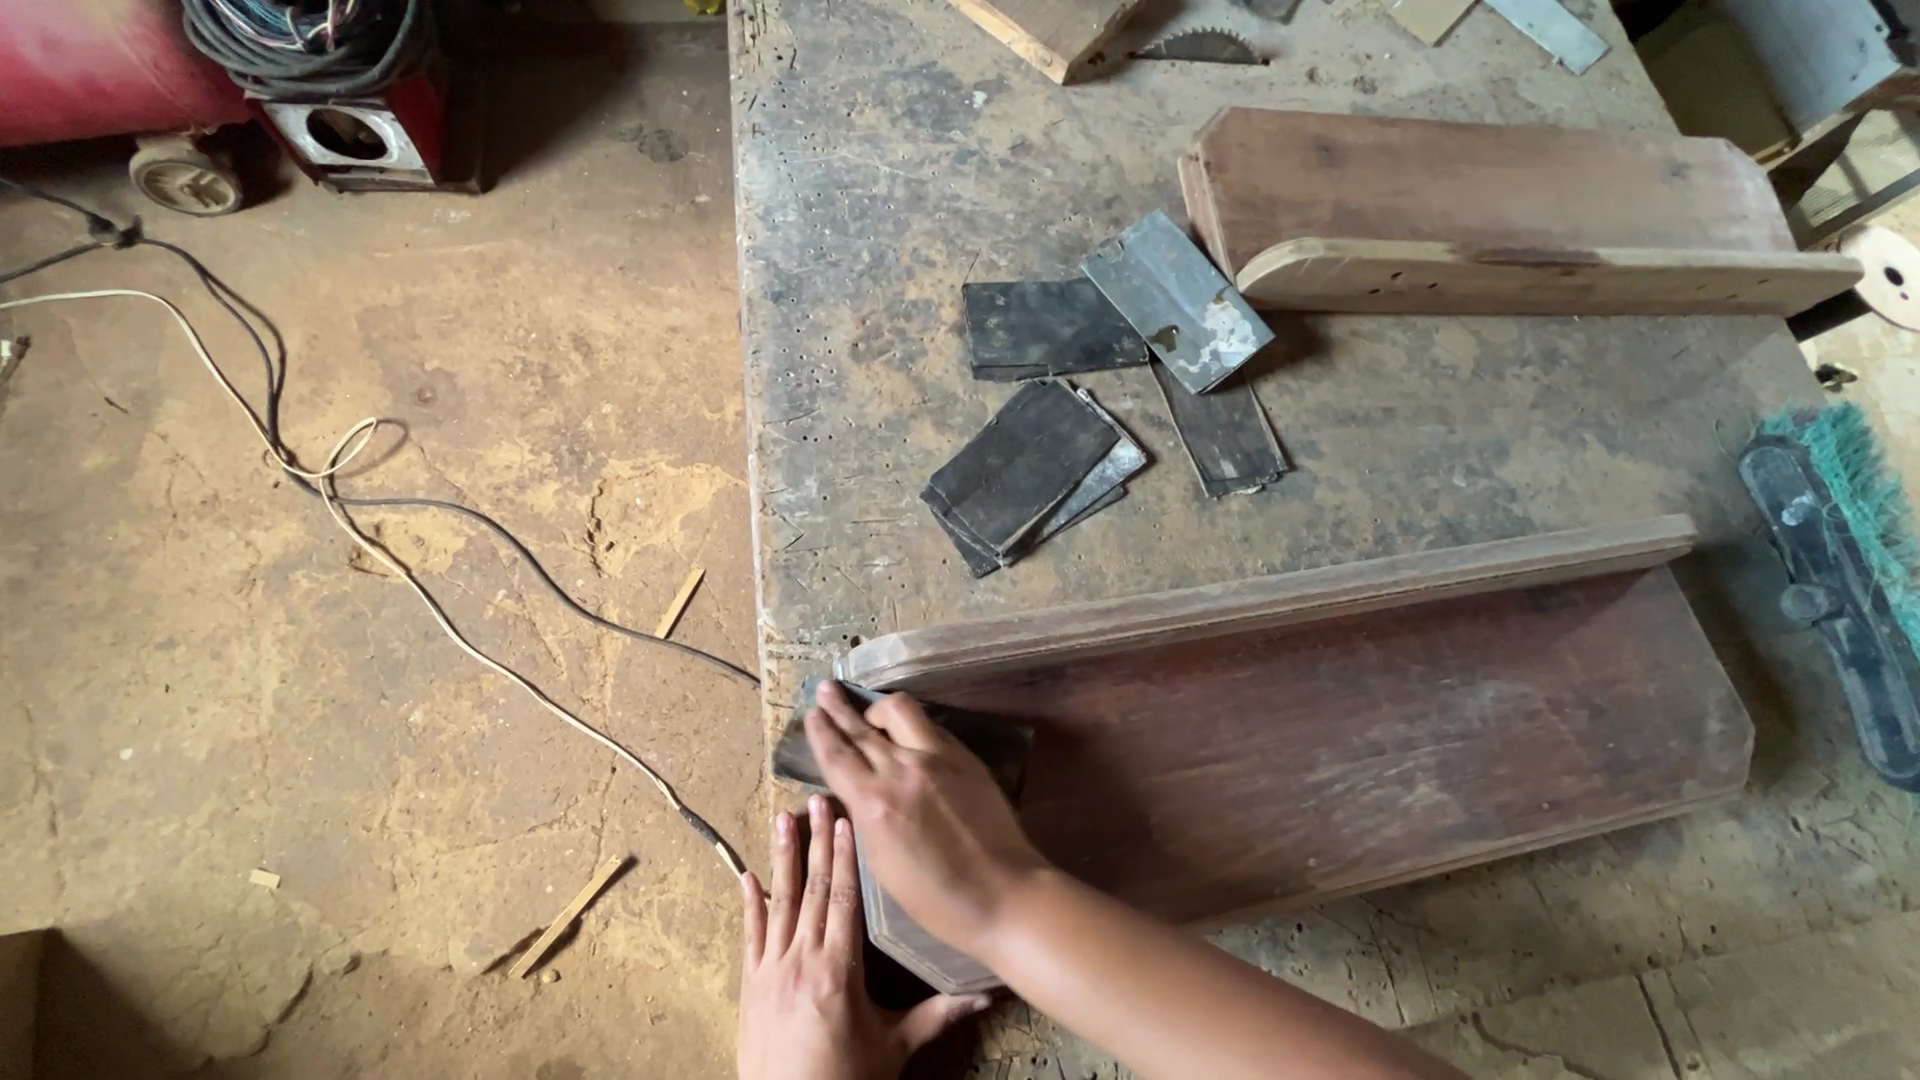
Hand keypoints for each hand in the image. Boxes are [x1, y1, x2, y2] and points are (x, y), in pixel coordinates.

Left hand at [738, 794, 989, 1079]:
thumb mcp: (894, 1050)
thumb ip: (937, 1015)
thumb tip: (987, 995)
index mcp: (838, 969)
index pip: (844, 898)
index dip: (845, 855)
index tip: (846, 818)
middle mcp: (801, 960)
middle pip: (812, 888)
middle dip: (817, 840)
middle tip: (817, 799)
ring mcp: (770, 971)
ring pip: (779, 902)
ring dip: (781, 857)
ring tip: (782, 818)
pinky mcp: (750, 987)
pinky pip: (749, 937)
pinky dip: (749, 904)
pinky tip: (746, 875)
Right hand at [803, 681, 1050, 956]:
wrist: (1000, 892)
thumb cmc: (934, 896)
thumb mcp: (880, 861)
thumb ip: (864, 815)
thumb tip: (855, 787)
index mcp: (873, 803)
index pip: (837, 755)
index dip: (820, 732)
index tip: (811, 714)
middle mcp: (901, 769)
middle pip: (862, 727)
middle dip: (839, 708)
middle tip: (826, 690)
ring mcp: (935, 756)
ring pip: (899, 710)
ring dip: (878, 707)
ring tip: (870, 708)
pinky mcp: (963, 755)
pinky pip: (929, 725)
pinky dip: (911, 723)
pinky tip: (907, 728)